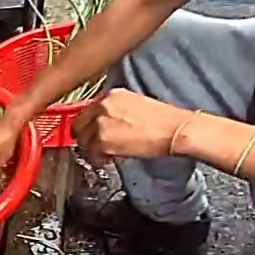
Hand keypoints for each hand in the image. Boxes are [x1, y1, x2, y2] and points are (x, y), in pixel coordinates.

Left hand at [73, 88, 191, 164]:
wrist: (175, 130)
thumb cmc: (163, 119)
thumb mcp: (136, 104)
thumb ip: (116, 110)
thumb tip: (104, 123)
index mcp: (112, 95)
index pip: (88, 111)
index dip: (89, 124)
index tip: (93, 132)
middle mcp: (102, 106)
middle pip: (79, 125)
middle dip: (85, 136)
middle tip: (95, 145)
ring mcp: (100, 123)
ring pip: (83, 140)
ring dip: (91, 149)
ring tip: (105, 153)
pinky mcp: (102, 141)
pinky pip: (90, 153)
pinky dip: (97, 159)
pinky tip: (108, 159)